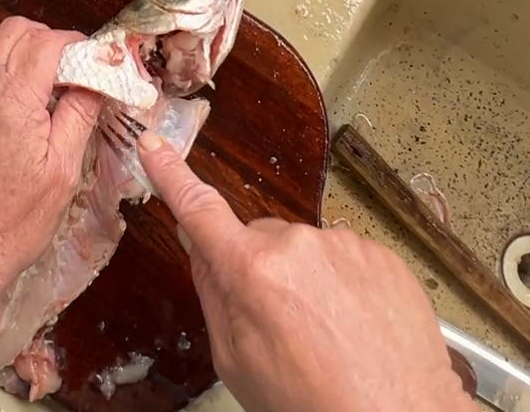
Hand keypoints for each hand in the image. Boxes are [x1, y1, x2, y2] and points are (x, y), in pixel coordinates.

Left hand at [0, 17, 103, 301]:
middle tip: (63, 65)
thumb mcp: (63, 172)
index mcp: (13, 101)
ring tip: (32, 77)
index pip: (45, 42)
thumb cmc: (14, 222)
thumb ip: (79, 115)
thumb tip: (95, 80)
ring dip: (12, 48)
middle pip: (12, 30)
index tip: (87, 57)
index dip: (72, 42)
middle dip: (43, 37)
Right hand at [137, 132, 469, 411]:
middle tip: (282, 325)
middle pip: (258, 240)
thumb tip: (201, 248)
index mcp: (251, 271)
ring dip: (306, 279)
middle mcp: (295, 243)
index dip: (170, 174)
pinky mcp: (378, 252)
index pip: (198, 210)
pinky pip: (343, 256)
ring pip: (303, 249)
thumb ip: (214, 296)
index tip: (151, 143)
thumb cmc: (313, 405)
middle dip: (259, 268)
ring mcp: (341, 243)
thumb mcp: (238, 364)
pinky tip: (355, 326)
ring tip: (328, 335)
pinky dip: (343, 284)